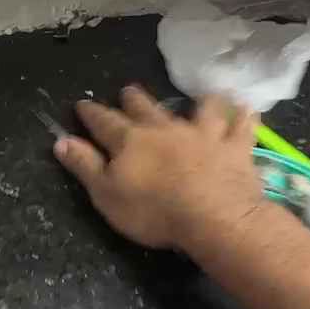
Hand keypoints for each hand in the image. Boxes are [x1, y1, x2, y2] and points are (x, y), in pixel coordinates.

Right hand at [53, 86, 266, 251]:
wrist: (215, 218)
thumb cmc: (153, 211)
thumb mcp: (106, 193)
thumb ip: (84, 165)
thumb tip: (61, 140)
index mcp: (129, 140)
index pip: (104, 121)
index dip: (91, 112)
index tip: (83, 103)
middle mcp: (163, 129)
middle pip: (145, 108)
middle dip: (134, 99)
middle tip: (128, 90)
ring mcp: (202, 136)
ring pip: (199, 110)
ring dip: (198, 102)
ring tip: (200, 96)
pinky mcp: (234, 149)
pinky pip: (241, 129)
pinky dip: (244, 118)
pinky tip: (248, 109)